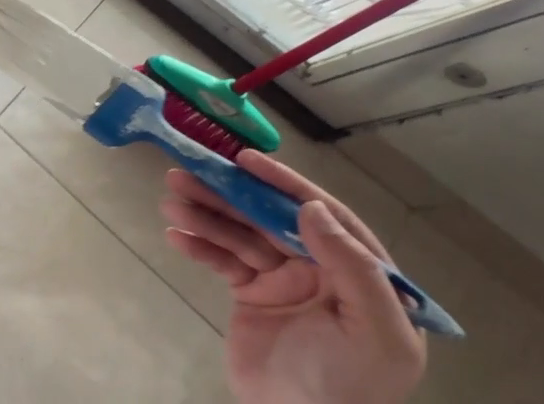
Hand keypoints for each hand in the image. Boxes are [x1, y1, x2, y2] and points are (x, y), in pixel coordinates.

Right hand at [161, 149, 425, 403]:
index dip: (286, 185)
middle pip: (270, 220)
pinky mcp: (251, 294)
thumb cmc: (347, 381)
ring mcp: (284, 282)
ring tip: (170, 203)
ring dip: (205, 216)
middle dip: (228, 196)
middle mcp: (324, 272)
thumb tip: (313, 209)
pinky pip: (222, 260)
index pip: (327, 218)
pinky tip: (176, 237)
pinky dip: (199, 246)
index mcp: (364, 278)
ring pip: (240, 234)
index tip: (246, 160)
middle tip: (183, 174)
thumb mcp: (374, 333)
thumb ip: (355, 270)